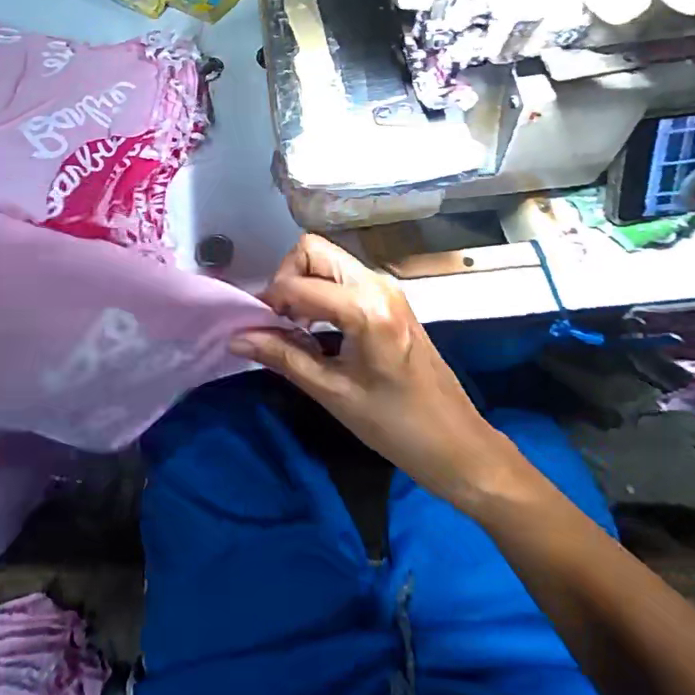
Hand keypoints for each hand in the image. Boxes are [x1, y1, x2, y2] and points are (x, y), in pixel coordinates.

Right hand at [231, 235, 529, 510]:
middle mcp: (377, 284)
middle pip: (312, 251)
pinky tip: (317, 330)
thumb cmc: (396, 426)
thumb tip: (237, 337)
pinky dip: (320, 292)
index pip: (297, 284)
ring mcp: (386, 287)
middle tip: (279, 322)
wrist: (457, 444)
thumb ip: (283, 356)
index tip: (256, 330)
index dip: (268, 303)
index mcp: (366, 308)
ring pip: (327, 260)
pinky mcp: (390, 298)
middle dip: (285, 280)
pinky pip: (342, 276)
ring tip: (295, 329)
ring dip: (302, 286)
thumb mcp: (333, 393)